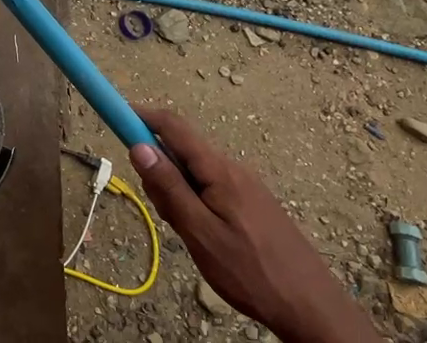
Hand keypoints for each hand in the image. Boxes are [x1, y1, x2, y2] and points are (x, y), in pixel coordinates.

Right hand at [129, 109, 381, 342]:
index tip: (112, 116)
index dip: (140, 115)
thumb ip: (169, 188)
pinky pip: (212, 189)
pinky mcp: (255, 206)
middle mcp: (234, 169)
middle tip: (162, 210)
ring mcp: (247, 187)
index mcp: (219, 170)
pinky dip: (196, 201)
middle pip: (182, 150)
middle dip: (160, 168)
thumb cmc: (251, 272)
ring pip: (196, 173)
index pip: (173, 126)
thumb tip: (138, 145)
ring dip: (178, 191)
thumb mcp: (199, 232)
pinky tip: (205, 236)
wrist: (314, 311)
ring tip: (187, 232)